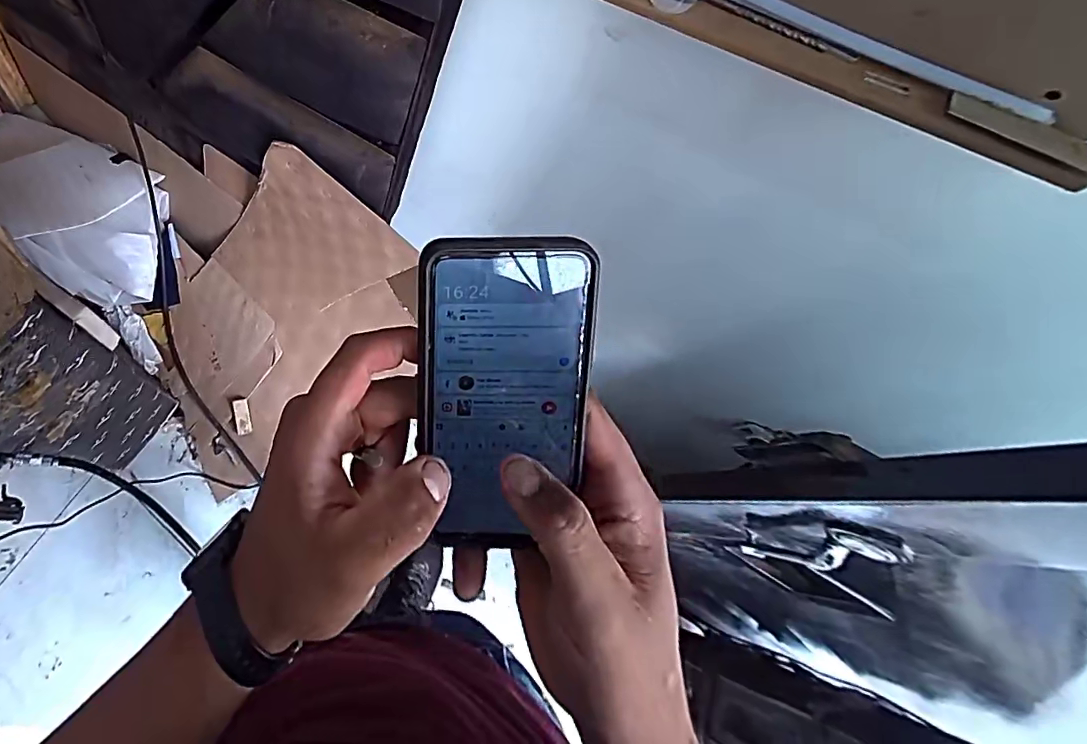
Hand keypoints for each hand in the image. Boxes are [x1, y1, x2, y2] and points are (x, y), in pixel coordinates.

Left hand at [228, 328, 449, 651]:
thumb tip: (439, 470)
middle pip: (389, 392)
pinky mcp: (342, 458)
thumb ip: (397, 515)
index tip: (445, 347)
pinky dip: (406, 462)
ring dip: (416, 447)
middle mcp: (323, 422)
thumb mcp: (350, 557)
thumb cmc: (291, 582)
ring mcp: (332, 439)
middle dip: (425, 415)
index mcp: (315, 426)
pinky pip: (387, 442)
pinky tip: (409, 499)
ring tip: (426, 488)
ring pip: (393, 419)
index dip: (401, 343)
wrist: (262, 612)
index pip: (360, 359)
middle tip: (462, 443)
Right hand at [482, 399, 692, 743]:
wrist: (613, 717)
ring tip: (455, 487)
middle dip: (508, 431)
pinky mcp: (534, 545)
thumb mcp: (600, 594)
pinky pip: (498, 516)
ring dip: (484, 481)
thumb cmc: (631, 664)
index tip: (516, 376)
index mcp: (624, 499)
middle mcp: (591, 501)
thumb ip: (564, 527)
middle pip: (547, 442)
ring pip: (517, 476)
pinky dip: (475, 529)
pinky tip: (467, 557)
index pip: (592, 426)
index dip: (556, 395)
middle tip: (467, 419)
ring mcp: (560, 521)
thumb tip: (522, 468)